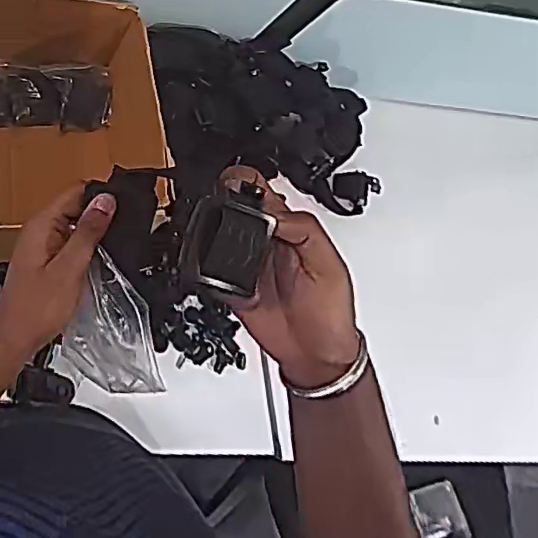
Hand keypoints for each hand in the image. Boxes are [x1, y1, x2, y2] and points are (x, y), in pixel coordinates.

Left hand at [0, 184, 115, 358]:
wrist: (13, 341)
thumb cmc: (36, 309)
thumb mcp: (69, 268)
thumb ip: (88, 232)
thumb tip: (105, 200)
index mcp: (43, 224)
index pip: (75, 191)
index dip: (100, 195)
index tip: (122, 205)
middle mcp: (40, 230)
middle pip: (76, 207)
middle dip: (99, 214)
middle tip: (124, 227)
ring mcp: (43, 245)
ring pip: (75, 226)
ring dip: (93, 233)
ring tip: (116, 243)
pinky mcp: (47, 261)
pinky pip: (71, 244)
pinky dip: (86, 248)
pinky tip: (98, 260)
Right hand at [227, 171, 362, 389]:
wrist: (317, 356)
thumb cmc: (331, 311)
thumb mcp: (329, 265)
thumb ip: (305, 231)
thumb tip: (275, 212)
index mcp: (289, 227)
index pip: (263, 193)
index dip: (246, 181)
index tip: (238, 183)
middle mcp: (265, 240)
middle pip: (235, 205)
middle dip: (223, 197)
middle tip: (221, 203)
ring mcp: (246, 263)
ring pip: (219, 232)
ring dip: (213, 226)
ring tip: (215, 228)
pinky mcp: (232, 287)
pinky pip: (211, 269)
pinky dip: (206, 263)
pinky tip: (212, 261)